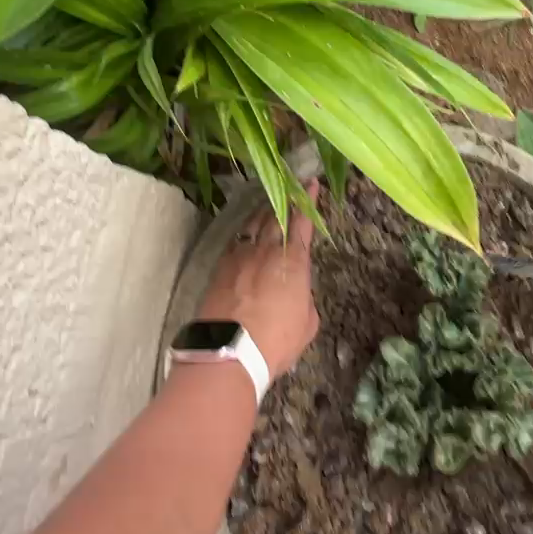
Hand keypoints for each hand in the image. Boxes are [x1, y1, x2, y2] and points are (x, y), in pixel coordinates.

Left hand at [195, 182, 321, 379]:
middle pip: (276, 216)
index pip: (303, 222)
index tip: (312, 182)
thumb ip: (304, 298)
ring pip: (253, 223)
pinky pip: (236, 239)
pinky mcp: (221, 266)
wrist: (229, 351)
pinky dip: (244, 232)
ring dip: (263, 212)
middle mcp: (267, 249)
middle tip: (290, 186)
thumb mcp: (307, 323)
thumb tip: (295, 291)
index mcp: (294, 260)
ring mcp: (241, 255)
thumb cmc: (276, 340)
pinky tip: (246, 233)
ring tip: (268, 205)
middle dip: (285, 199)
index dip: (308, 200)